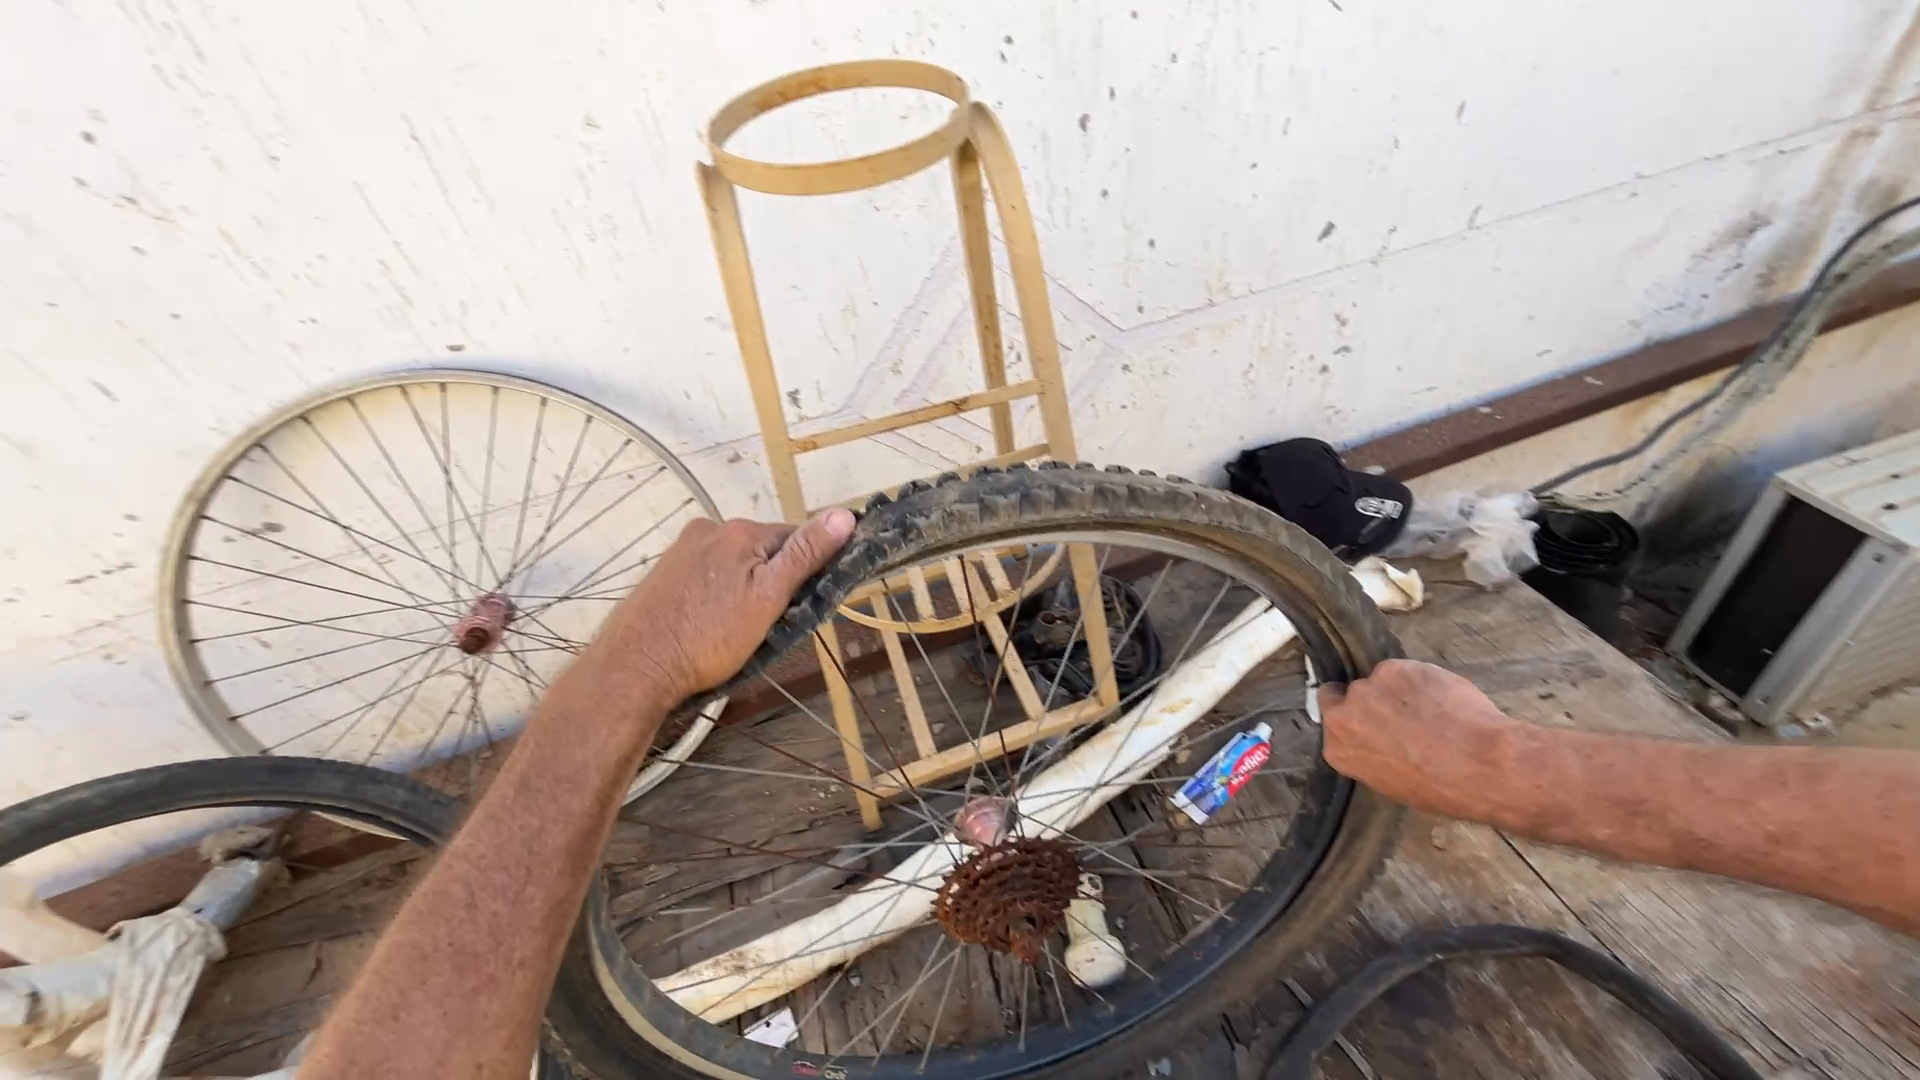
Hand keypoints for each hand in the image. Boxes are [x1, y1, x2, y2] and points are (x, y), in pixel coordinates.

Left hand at [582, 509, 856, 703]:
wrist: (635, 668)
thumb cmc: (709, 638)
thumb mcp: (769, 598)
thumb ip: (805, 555)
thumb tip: (845, 514)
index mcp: (740, 531)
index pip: (796, 538)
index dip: (808, 572)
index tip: (805, 605)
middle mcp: (709, 529)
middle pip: (764, 551)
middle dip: (774, 581)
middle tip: (771, 626)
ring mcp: (682, 550)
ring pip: (735, 564)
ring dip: (747, 589)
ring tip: (739, 631)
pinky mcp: (664, 572)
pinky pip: (709, 576)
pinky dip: (719, 595)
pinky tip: (712, 625)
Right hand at [1317, 658, 1517, 814]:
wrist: (1480, 764)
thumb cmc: (1442, 789)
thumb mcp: (1396, 785)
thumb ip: (1374, 755)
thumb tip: (1384, 743)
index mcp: (1338, 749)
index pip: (1334, 723)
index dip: (1356, 721)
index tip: (1376, 726)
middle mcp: (1342, 715)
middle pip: (1347, 695)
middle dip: (1367, 700)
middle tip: (1399, 712)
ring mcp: (1367, 687)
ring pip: (1380, 681)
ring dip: (1399, 690)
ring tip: (1435, 709)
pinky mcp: (1395, 668)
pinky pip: (1407, 671)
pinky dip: (1423, 681)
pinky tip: (1447, 699)